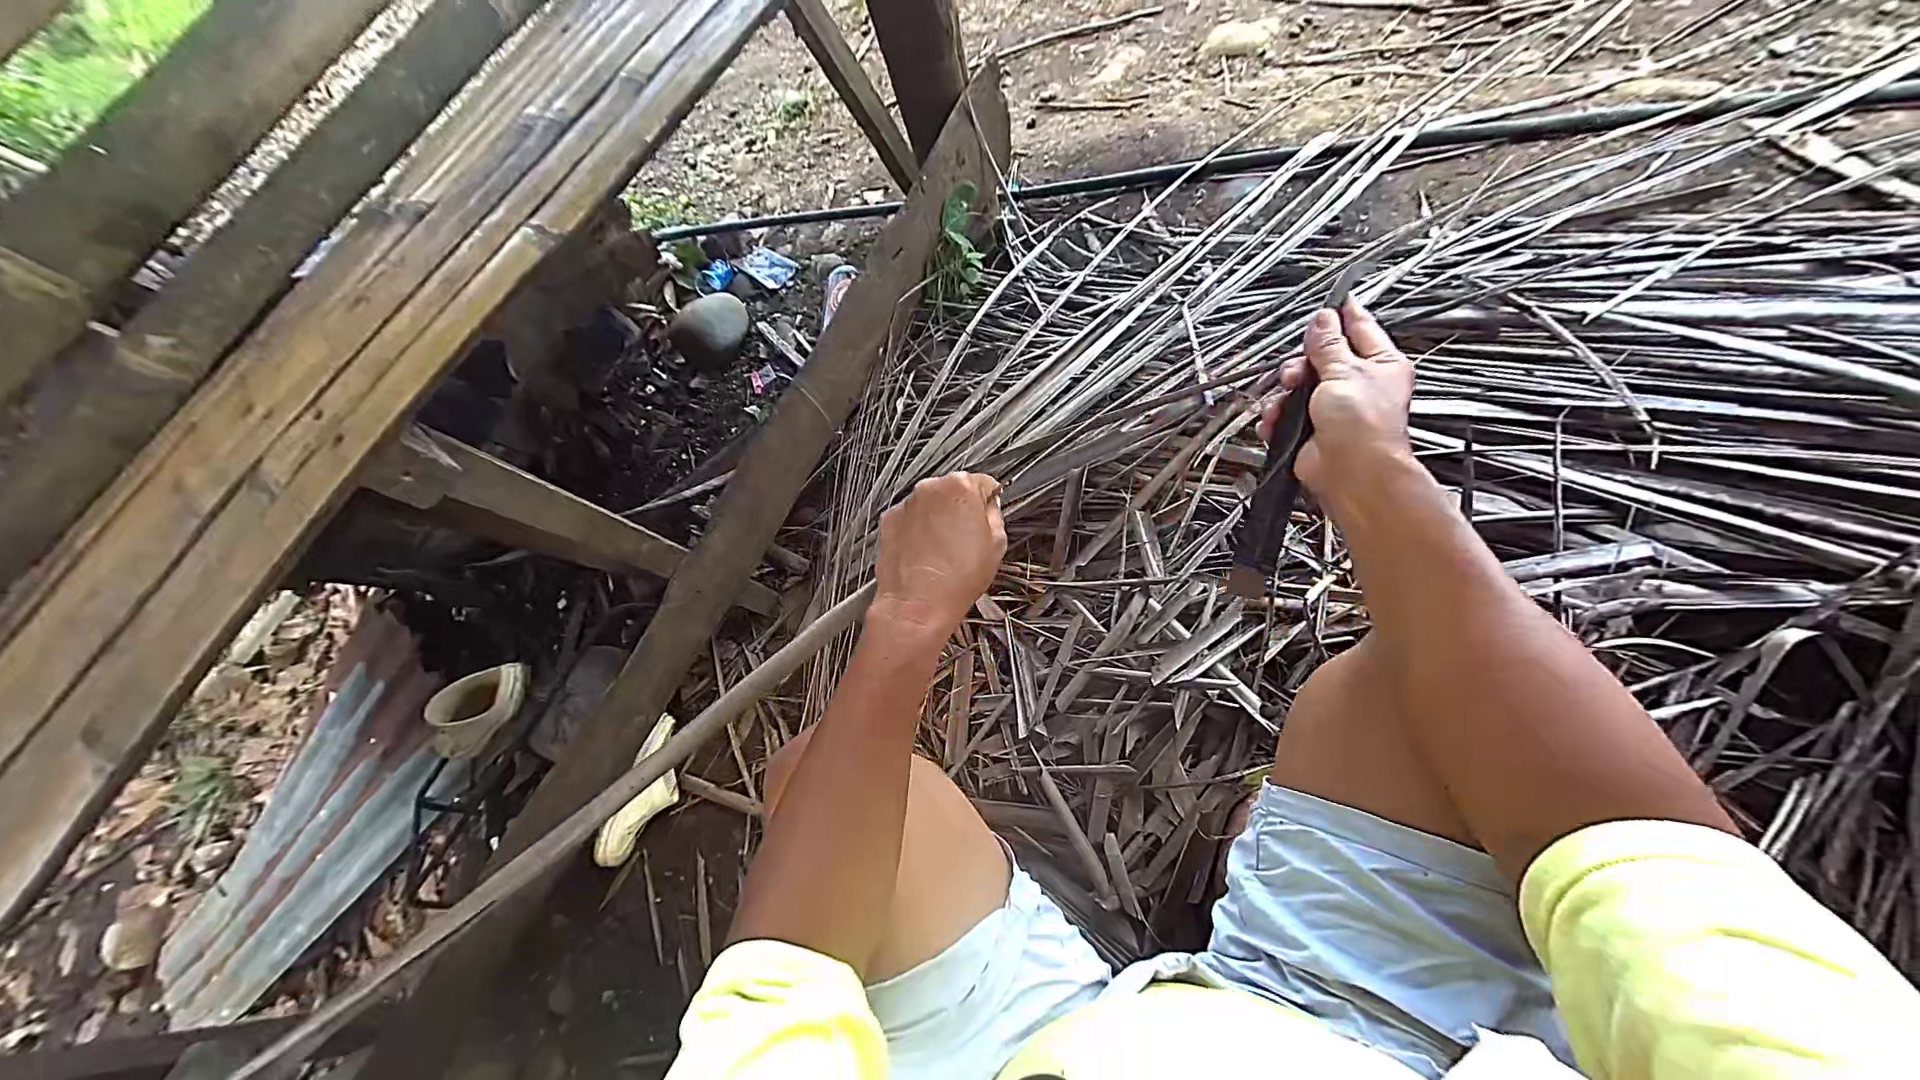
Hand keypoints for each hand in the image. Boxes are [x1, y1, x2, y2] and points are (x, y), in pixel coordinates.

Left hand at [871, 472, 1006, 639]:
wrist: (917, 605)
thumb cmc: (956, 580)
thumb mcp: (997, 544)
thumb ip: (994, 515)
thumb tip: (989, 506)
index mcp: (961, 487)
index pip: (983, 483)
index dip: (988, 503)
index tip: (986, 518)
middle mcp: (930, 489)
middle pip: (954, 491)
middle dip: (961, 511)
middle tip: (966, 540)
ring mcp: (907, 504)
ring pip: (931, 505)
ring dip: (938, 521)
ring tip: (945, 553)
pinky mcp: (889, 520)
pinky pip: (911, 519)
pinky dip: (918, 531)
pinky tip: (926, 555)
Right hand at [1260, 299, 1414, 504]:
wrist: (1350, 472)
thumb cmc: (1364, 427)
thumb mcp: (1344, 371)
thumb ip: (1329, 344)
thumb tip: (1324, 320)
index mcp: (1378, 365)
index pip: (1358, 327)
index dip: (1341, 315)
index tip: (1332, 301)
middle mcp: (1357, 385)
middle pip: (1319, 358)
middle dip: (1300, 364)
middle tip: (1297, 371)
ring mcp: (1332, 408)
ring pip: (1296, 387)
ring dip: (1283, 393)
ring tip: (1286, 401)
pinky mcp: (1310, 429)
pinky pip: (1284, 414)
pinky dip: (1275, 417)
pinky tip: (1277, 420)